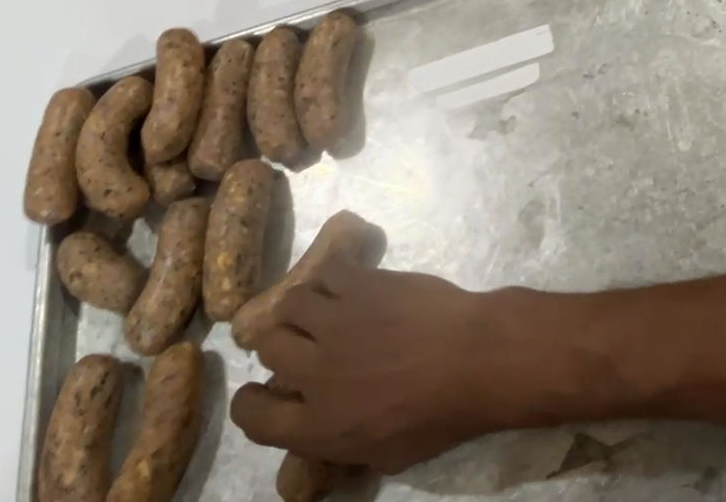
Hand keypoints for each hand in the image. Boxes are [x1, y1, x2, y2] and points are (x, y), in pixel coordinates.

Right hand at [229, 260, 530, 472]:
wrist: (474, 358)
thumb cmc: (441, 415)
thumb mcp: (388, 455)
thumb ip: (346, 444)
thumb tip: (331, 434)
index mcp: (318, 425)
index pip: (254, 417)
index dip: (251, 404)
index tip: (260, 392)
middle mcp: (314, 371)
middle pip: (269, 346)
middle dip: (277, 342)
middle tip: (295, 338)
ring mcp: (335, 322)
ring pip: (291, 302)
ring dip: (300, 305)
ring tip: (316, 305)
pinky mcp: (360, 285)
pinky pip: (329, 270)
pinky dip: (332, 273)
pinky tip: (347, 279)